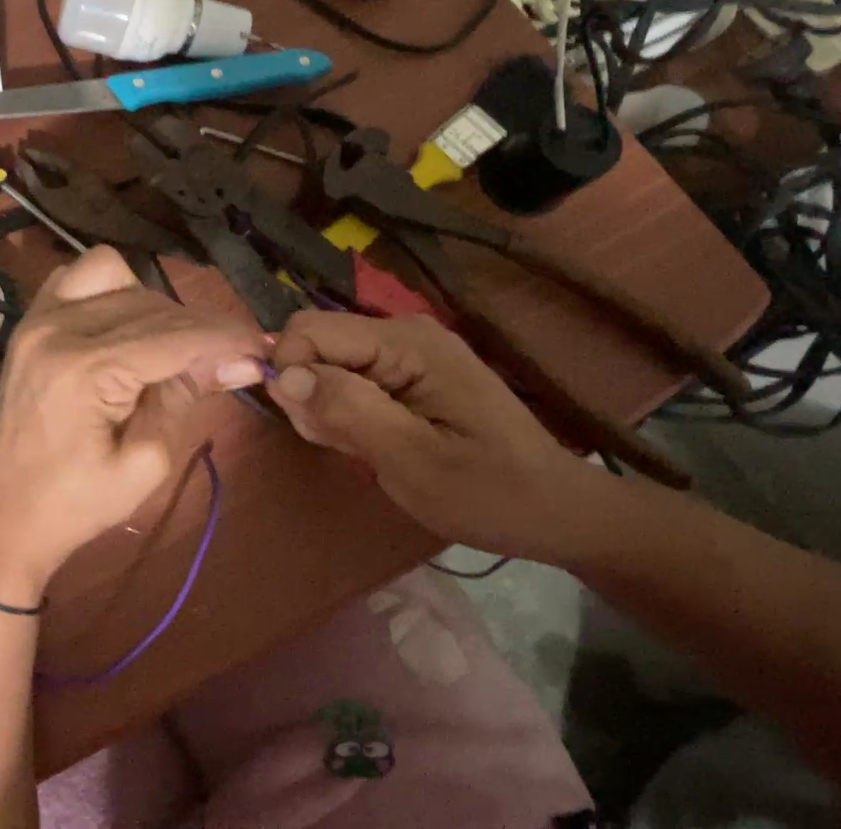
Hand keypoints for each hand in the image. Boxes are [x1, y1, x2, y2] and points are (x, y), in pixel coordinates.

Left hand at [0, 247, 265, 604]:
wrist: (1, 515)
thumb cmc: (75, 505)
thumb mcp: (145, 463)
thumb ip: (186, 398)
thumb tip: (242, 359)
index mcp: (85, 369)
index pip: (174, 335)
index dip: (225, 337)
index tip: (260, 348)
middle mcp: (57, 329)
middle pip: (150, 305)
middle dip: (198, 327)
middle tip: (226, 361)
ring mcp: (36, 320)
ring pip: (115, 276)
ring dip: (153, 304)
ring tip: (169, 347)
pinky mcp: (27, 324)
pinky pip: (75, 277)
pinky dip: (110, 289)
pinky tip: (126, 325)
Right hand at [264, 312, 620, 562]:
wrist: (557, 511)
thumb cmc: (491, 493)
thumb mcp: (414, 462)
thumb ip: (348, 412)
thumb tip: (283, 377)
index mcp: (408, 344)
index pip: (310, 329)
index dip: (290, 371)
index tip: (310, 424)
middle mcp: (402, 331)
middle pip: (314, 343)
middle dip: (308, 393)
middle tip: (342, 444)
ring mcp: (405, 350)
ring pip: (324, 362)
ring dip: (324, 408)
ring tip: (364, 450)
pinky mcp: (405, 370)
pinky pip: (346, 377)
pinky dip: (342, 412)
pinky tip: (370, 442)